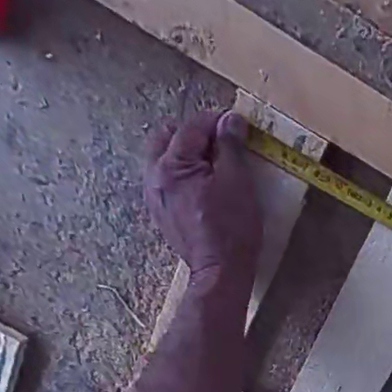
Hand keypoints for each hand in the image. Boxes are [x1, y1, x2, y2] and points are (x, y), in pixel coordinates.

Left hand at [144, 111, 262, 285]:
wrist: (220, 272)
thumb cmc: (232, 227)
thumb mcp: (238, 180)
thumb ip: (231, 145)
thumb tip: (230, 119)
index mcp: (171, 166)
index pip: (192, 127)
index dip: (217, 121)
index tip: (237, 126)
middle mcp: (154, 178)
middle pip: (166, 137)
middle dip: (193, 133)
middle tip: (220, 144)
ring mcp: (154, 198)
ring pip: (163, 159)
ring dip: (185, 153)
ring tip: (212, 165)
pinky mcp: (160, 214)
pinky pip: (166, 181)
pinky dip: (181, 175)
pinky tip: (202, 185)